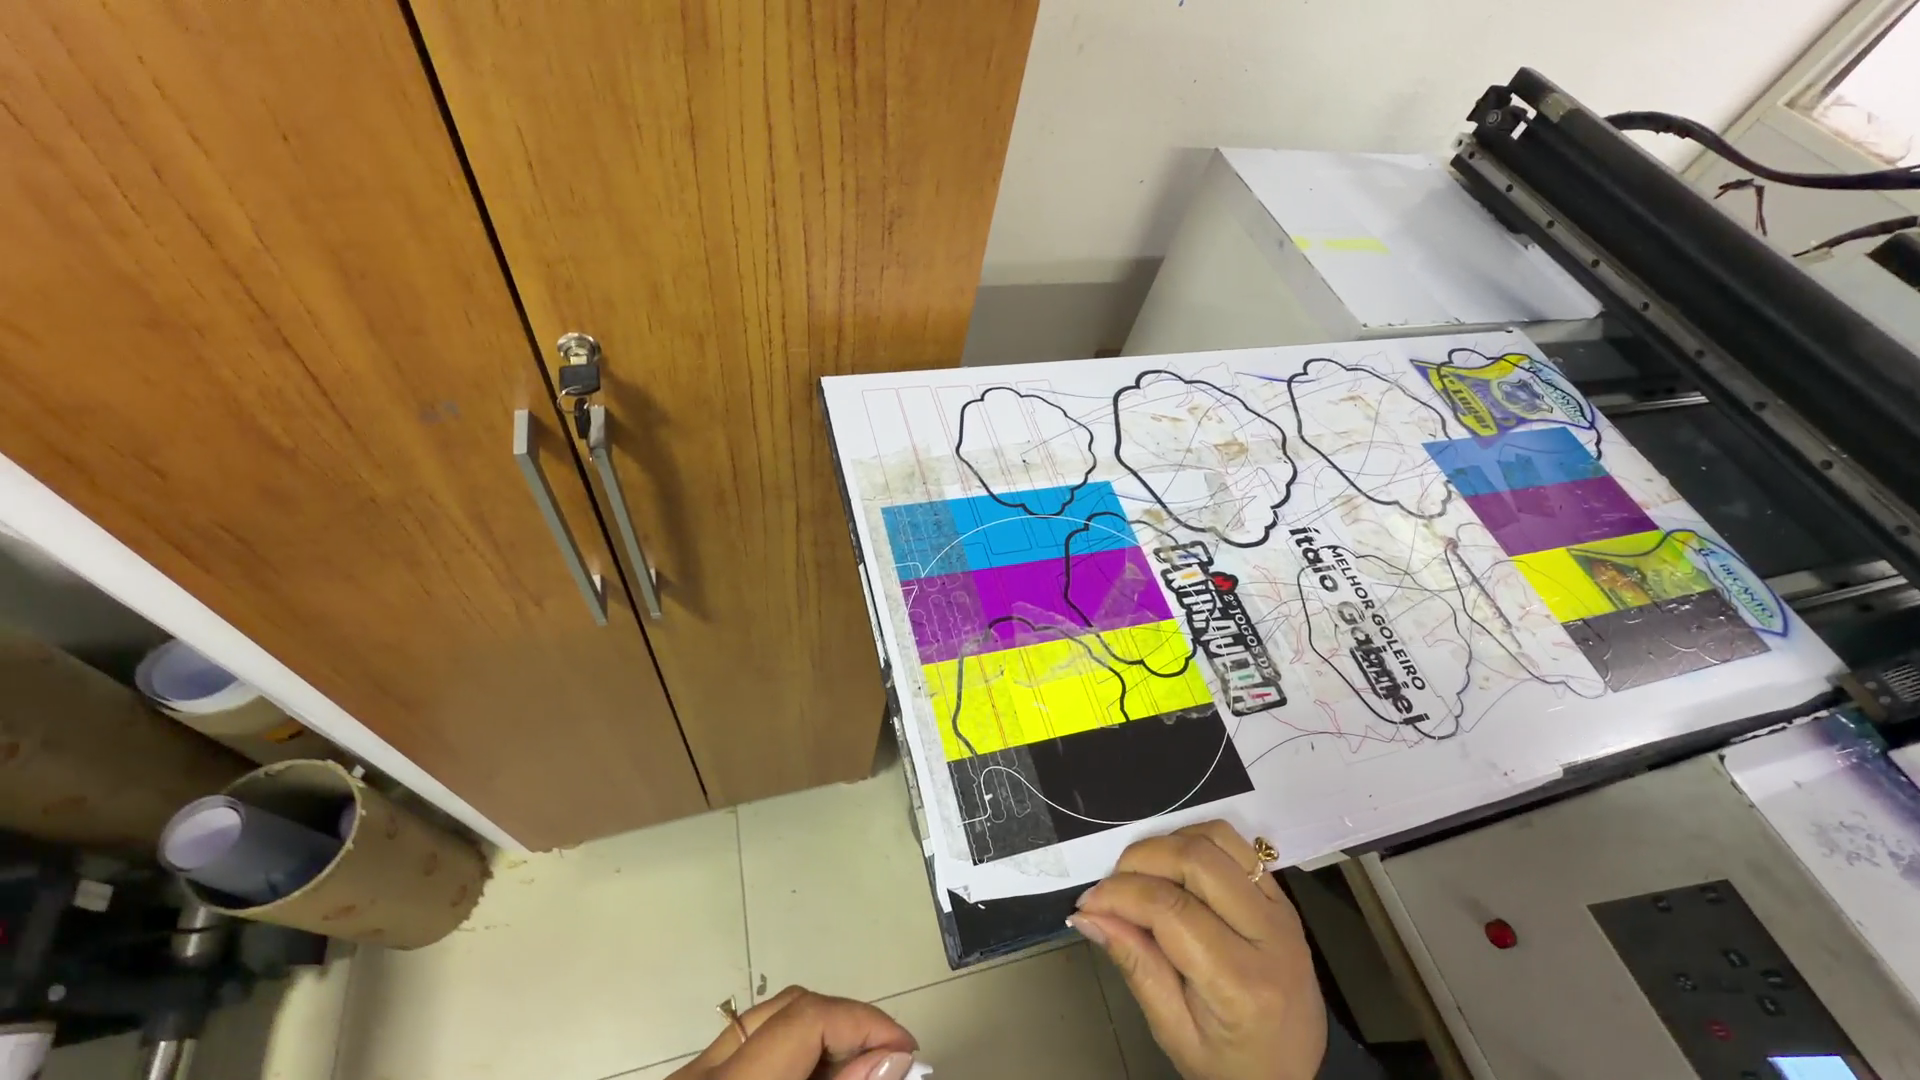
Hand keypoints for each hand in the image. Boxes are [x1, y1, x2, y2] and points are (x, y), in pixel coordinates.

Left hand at [668, 986, 918, 1079]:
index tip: (908, 1050)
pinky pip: (748, 1048)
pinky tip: (817, 1077)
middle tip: (890, 1060)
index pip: (807, 1018)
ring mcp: (688, 1074)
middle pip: (791, 1007)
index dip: (866, 1023)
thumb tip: (893, 1056)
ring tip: (858, 1068)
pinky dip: (791, 1054)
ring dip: (822, 1036)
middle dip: (849, 1024)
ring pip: (768, 1022)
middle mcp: (698, 1070)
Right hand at [1070, 821, 1326, 1079]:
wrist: (1293, 1073)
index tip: (1088, 903)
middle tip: (1111, 887)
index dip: (1120, 894)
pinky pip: (1235, 843)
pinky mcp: (1282, 896)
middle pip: (1196, 860)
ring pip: (1216, 838)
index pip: (1172, 909)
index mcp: (1243, 984)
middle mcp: (1270, 936)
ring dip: (1168, 843)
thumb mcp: (1173, 1032)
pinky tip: (1173, 869)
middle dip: (1139, 860)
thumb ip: (1135, 966)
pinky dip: (1194, 841)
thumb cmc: (1229, 1065)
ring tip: (1141, 875)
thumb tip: (1087, 915)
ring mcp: (1281, 909)